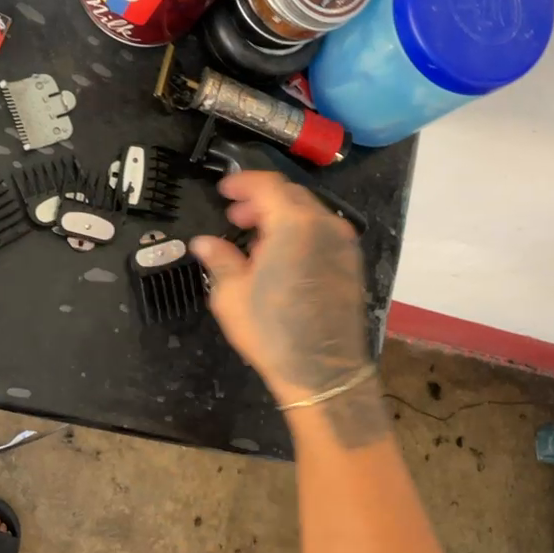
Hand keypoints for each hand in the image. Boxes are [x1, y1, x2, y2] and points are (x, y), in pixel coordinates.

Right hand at [191, 171, 384, 446]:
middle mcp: (324, 224)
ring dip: (280, 218)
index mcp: (293, 224)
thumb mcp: (232, 295)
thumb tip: (203, 243)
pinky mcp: (350, 264)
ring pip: (308, 214)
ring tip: (256, 242)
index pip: (267, 185)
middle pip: (290, 196)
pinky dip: (299, 234)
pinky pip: (322, 234)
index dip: (242, 182)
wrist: (322, 370)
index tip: (224, 190)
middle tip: (236, 218)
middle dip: (260, 202)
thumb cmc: (272, 331)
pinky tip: (281, 259)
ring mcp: (343, 244)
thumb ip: (219, 259)